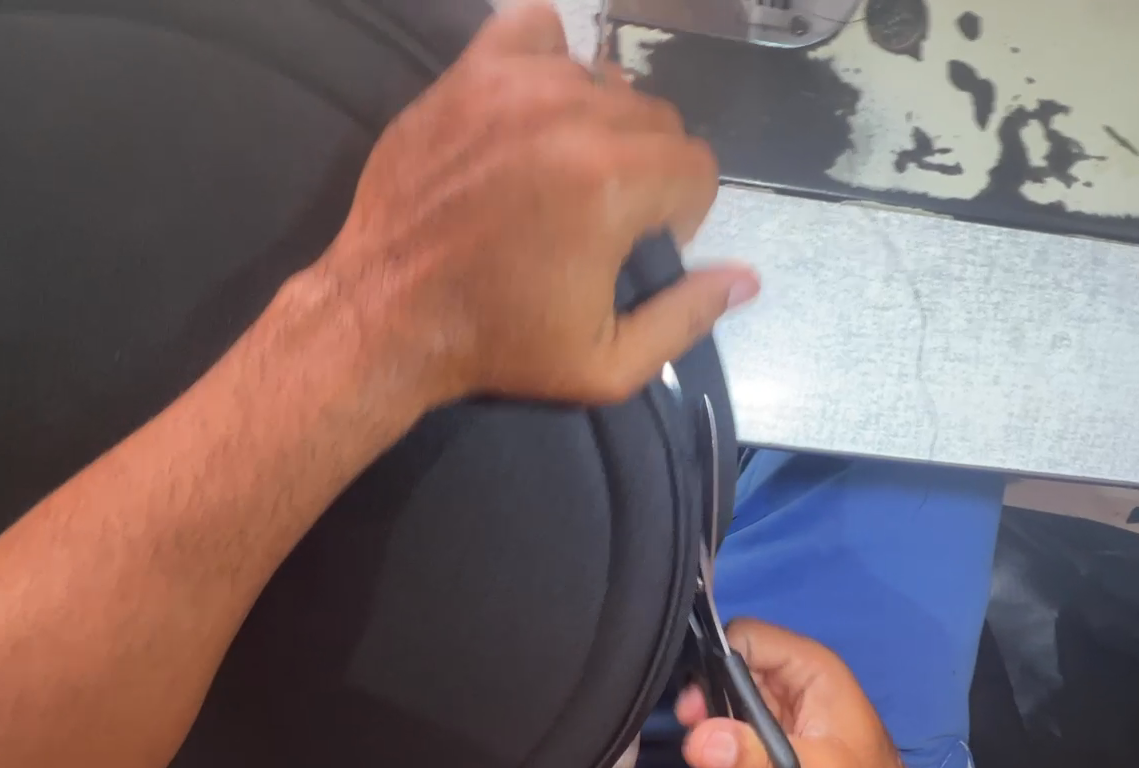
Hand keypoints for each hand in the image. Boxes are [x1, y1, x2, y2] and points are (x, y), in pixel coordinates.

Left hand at [315, 3, 757, 407]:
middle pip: (659, 119)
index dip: (683, 215)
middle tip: (605, 222)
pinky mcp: (468, 75)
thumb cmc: (502, 345)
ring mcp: (515, 85)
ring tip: (566, 177)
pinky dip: (551, 64)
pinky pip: (536, 30)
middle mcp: (572, 116)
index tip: (643, 249)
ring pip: (606, 79)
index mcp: (612, 185)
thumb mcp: (608, 364)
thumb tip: (747, 280)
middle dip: (650, 173)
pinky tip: (536, 115)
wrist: (391, 314)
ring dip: (605, 126)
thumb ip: (686, 318)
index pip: (697, 167)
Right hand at [676, 619, 926, 767]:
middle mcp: (794, 673)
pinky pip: (736, 716)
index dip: (716, 662)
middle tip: (692, 734)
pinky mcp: (774, 725)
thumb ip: (756, 757)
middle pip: (733, 661)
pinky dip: (720, 736)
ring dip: (711, 719)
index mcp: (810, 666)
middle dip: (708, 694)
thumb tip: (697, 741)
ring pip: (729, 689)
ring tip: (703, 757)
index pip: (748, 637)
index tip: (696, 708)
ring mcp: (783, 699)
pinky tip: (714, 766)